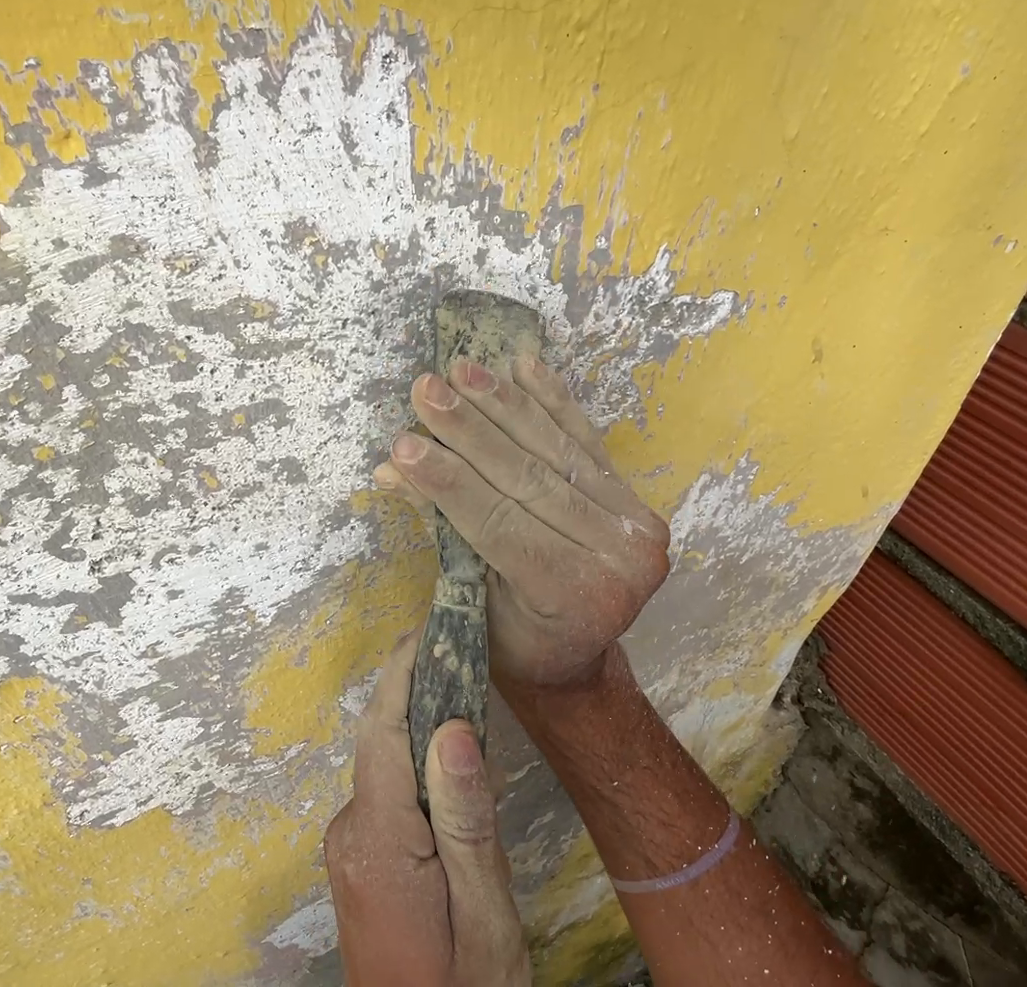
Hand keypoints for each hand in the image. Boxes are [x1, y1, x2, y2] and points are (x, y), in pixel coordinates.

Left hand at [324, 633, 529, 986]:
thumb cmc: (463, 984)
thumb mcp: (482, 910)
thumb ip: (466, 820)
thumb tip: (454, 728)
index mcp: (381, 838)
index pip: (384, 730)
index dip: (403, 671)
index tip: (428, 624)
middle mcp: (351, 831)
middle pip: (382, 741)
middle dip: (416, 691)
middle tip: (458, 648)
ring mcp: (349, 846)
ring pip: (386, 767)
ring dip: (419, 731)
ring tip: (465, 693)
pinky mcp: (358, 858)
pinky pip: (387, 794)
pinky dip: (416, 770)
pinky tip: (452, 768)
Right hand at [374, 355, 669, 687]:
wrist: (575, 658)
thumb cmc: (512, 643)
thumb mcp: (470, 600)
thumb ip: (440, 530)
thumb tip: (390, 471)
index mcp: (573, 596)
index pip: (497, 522)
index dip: (448, 481)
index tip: (403, 443)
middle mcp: (618, 559)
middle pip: (528, 478)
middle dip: (470, 430)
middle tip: (426, 389)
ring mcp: (636, 527)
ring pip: (557, 452)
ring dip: (505, 404)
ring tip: (462, 369)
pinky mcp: (636, 502)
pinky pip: (588, 443)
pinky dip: (555, 402)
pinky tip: (525, 366)